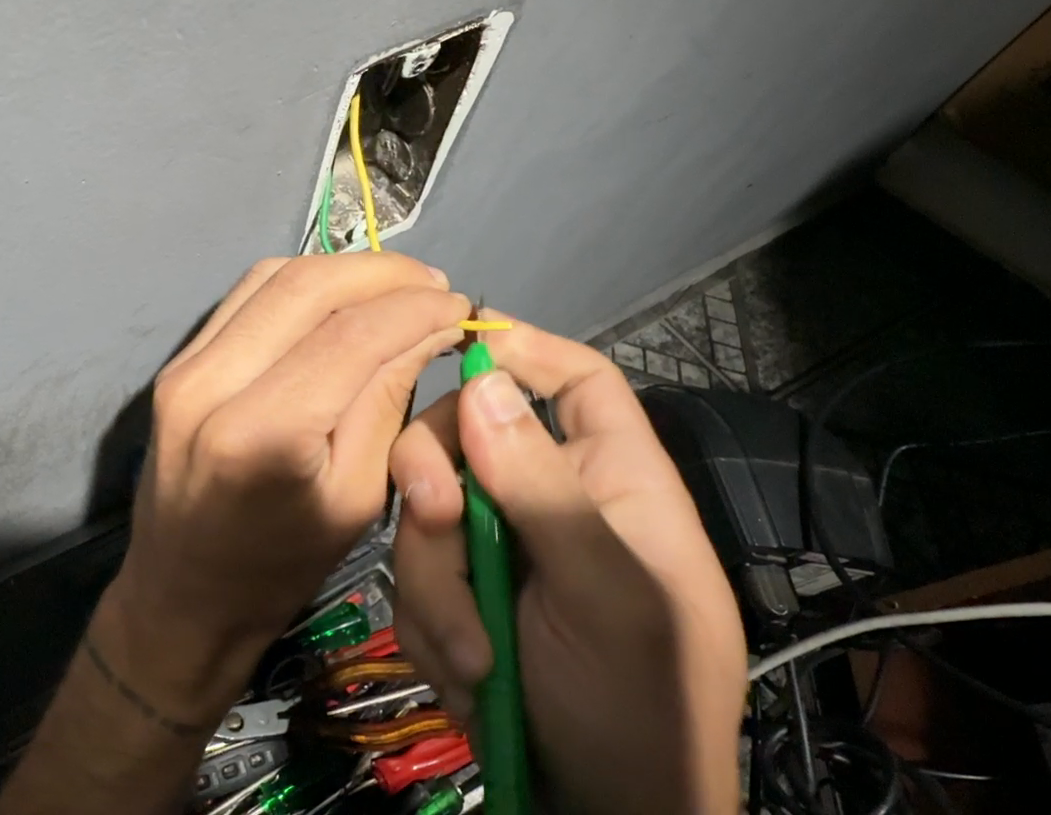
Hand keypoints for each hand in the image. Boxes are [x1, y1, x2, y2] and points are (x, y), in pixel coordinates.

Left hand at [96, 253, 471, 724]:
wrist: (182, 592)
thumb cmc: (278, 568)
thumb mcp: (356, 500)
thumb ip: (387, 403)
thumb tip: (427, 326)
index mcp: (260, 434)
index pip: (351, 336)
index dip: (414, 309)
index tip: (461, 305)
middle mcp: (210, 383)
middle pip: (306, 287)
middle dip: (381, 274)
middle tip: (435, 285)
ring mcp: (183, 366)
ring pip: (271, 277)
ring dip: (341, 270)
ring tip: (396, 286)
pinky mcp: (176, 362)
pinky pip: (244, 296)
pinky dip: (299, 283)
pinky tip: (339, 296)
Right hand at [388, 318, 746, 814]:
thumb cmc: (637, 710)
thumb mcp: (605, 599)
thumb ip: (546, 490)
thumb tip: (482, 382)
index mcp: (613, 485)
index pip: (577, 382)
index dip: (521, 349)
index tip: (451, 339)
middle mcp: (547, 504)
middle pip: (464, 440)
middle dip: (437, 487)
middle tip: (437, 529)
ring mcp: (498, 553)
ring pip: (423, 518)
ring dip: (436, 589)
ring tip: (476, 661)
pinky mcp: (458, 599)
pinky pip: (413, 579)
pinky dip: (429, 627)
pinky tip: (468, 679)